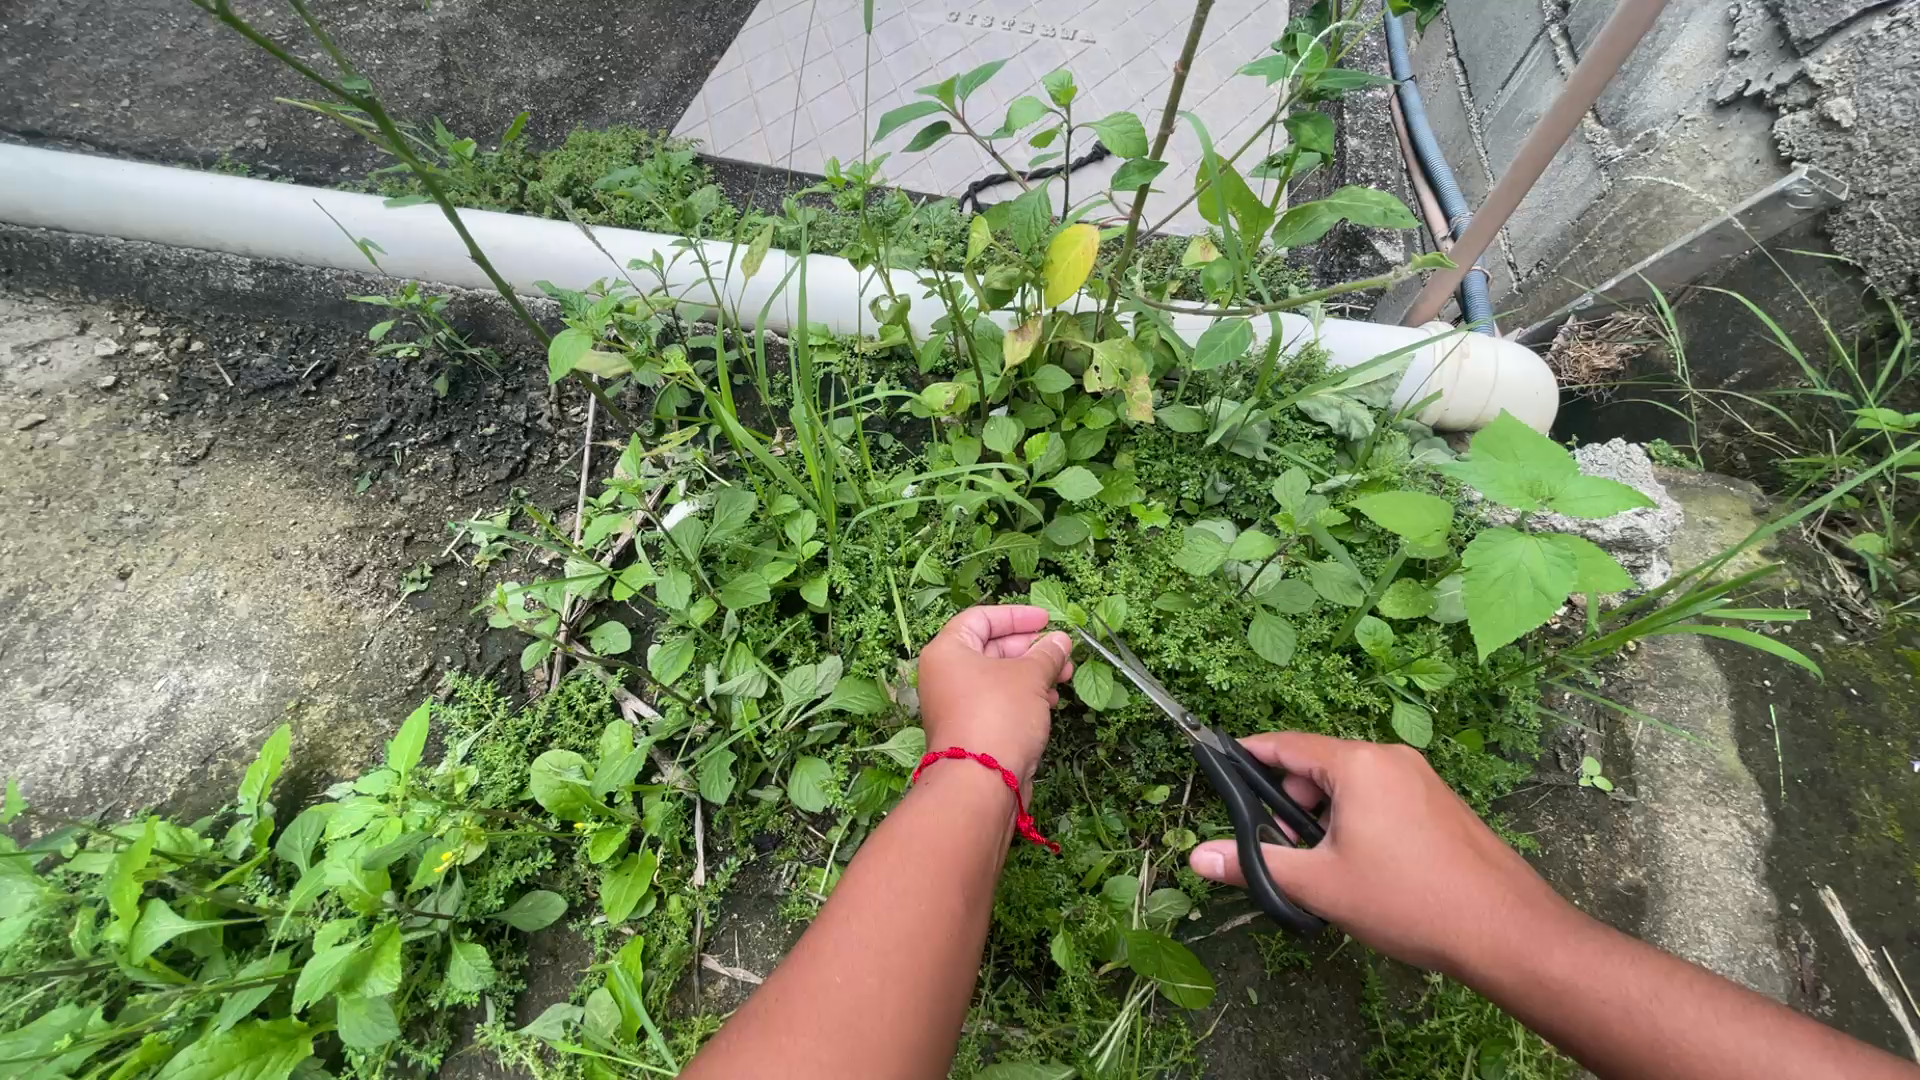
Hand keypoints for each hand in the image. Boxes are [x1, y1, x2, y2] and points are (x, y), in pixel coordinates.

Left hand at [916, 606, 1074, 785]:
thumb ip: (1047, 653)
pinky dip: (1025, 696)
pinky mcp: (972, 729)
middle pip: (992, 648)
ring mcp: (958, 704)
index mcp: (948, 651)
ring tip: (1065, 676)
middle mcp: (947, 674)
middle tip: (1063, 651)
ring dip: (1034, 673)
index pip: (981, 618)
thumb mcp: (1029, 676)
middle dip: (1031, 647)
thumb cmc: (999, 715)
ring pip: (1000, 677)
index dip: (1016, 616)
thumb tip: (1061, 640)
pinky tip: (1051, 700)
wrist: (980, 784)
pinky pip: (1000, 702)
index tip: (1046, 619)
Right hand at [1187, 733, 1571, 973]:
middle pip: (1318, 764)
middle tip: (1287, 846)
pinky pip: (1380, 795)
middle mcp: (1391, 758)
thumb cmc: (1411, 901)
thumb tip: (1199, 858)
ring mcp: (1421, 778)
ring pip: (1350, 783)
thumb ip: (1255, 864)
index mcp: (1359, 764)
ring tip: (1328, 863)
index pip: (1287, 744)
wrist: (1514, 938)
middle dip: (1291, 801)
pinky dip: (1357, 817)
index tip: (1222, 763)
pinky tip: (1364, 863)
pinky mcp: (1441, 802)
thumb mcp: (1321, 884)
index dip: (1250, 753)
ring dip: (1324, 813)